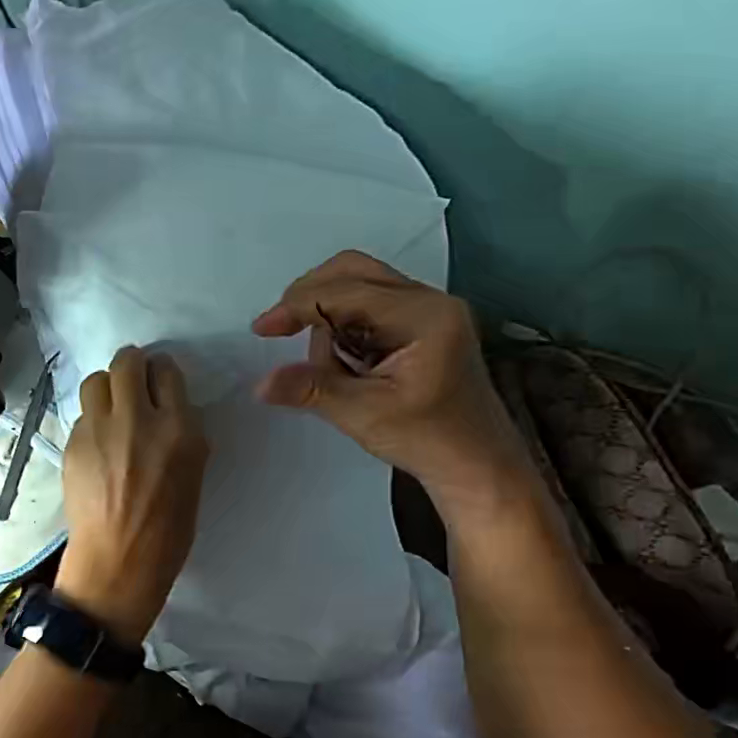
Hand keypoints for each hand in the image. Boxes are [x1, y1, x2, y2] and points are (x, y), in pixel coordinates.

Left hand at [56, 347, 209, 645]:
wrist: (118, 562)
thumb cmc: (167, 531)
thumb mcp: (192, 475)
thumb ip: (179, 435)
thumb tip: (163, 413)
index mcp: (179, 429)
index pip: (167, 371)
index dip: (161, 373)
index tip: (158, 381)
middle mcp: (138, 420)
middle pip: (127, 361)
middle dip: (131, 365)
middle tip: (132, 382)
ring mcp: (100, 430)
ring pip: (96, 380)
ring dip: (106, 387)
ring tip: (110, 408)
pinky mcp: (73, 444)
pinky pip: (81, 415)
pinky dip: (90, 421)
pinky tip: (96, 445)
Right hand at [252, 251, 532, 515]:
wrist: (477, 465)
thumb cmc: (427, 440)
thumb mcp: (363, 415)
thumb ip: (312, 390)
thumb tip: (260, 384)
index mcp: (423, 315)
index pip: (346, 292)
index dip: (297, 306)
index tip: (261, 330)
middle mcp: (429, 300)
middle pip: (353, 271)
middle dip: (310, 298)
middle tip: (280, 330)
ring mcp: (427, 310)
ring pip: (359, 286)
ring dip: (328, 317)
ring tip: (329, 368)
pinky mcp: (420, 326)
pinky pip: (369, 308)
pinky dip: (344, 327)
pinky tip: (344, 364)